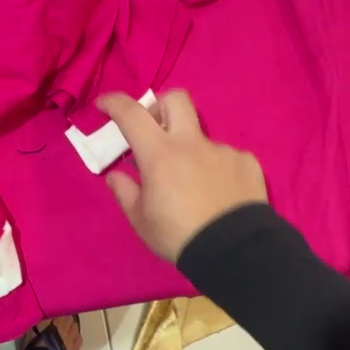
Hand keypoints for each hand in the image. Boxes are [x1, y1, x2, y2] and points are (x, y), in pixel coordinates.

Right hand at [98, 90, 268, 260]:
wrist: (232, 249)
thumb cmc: (176, 235)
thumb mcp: (140, 218)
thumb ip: (125, 191)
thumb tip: (116, 175)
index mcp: (160, 155)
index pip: (132, 115)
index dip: (114, 103)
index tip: (103, 104)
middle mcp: (192, 143)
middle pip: (175, 100)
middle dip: (159, 107)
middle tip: (151, 132)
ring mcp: (222, 150)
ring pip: (199, 138)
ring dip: (187, 152)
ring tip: (188, 185)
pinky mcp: (245, 161)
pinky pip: (223, 158)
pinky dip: (212, 169)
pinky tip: (213, 194)